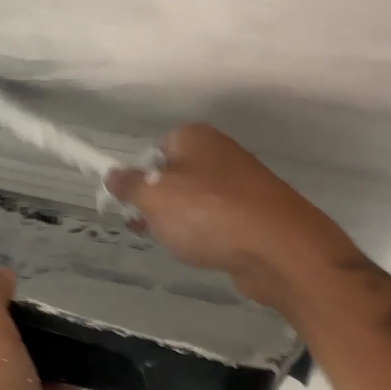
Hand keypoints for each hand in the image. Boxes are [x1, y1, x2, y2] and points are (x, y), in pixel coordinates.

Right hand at [105, 124, 358, 308]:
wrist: (277, 248)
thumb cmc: (208, 214)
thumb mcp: (154, 197)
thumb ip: (129, 185)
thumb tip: (113, 174)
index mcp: (195, 137)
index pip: (155, 147)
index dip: (138, 174)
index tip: (128, 202)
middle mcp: (220, 154)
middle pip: (174, 176)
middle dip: (156, 203)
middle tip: (145, 226)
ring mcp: (240, 186)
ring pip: (194, 202)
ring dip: (178, 223)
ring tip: (174, 244)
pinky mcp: (253, 216)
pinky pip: (216, 222)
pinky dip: (204, 236)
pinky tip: (201, 252)